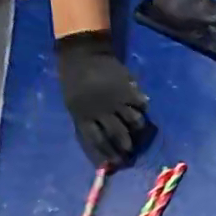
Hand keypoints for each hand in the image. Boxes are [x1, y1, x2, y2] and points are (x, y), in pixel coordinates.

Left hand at [55, 30, 148, 167]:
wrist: (82, 53)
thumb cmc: (74, 79)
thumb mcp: (73, 103)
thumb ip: (86, 120)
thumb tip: (102, 139)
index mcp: (84, 117)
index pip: (97, 141)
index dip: (107, 154)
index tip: (115, 163)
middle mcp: (101, 112)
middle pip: (117, 135)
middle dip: (125, 146)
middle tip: (130, 151)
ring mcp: (116, 100)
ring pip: (133, 121)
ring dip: (137, 128)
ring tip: (138, 129)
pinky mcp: (127, 89)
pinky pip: (140, 104)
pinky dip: (143, 107)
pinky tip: (143, 107)